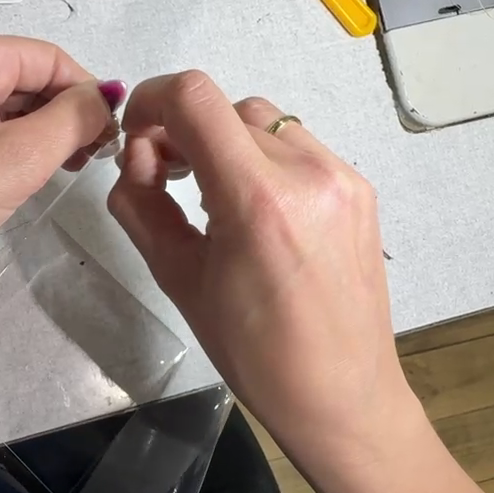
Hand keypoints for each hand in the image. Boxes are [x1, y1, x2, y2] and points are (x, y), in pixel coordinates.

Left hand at [0, 35, 120, 305]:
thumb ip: (73, 120)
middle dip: (63, 116)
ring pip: (4, 103)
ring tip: (49, 175)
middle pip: (28, 78)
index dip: (88, 96)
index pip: (54, 59)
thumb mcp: (19, 159)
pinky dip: (5, 145)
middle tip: (79, 165)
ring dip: (36, 134)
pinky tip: (10, 178)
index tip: (106, 144)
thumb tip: (105, 96)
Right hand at [106, 71, 419, 463]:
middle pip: (223, 106)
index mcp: (257, 198)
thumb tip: (135, 157)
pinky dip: (258, 157)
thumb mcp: (176, 276)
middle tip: (164, 178)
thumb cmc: (250, 349)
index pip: (194, 98)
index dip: (150, 100)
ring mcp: (342, 176)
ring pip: (260, 120)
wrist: (341, 394)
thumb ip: (142, 203)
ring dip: (220, 140)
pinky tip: (252, 207)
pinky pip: (294, 146)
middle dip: (180, 129)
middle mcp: (308, 171)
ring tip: (208, 192)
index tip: (136, 139)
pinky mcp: (359, 188)